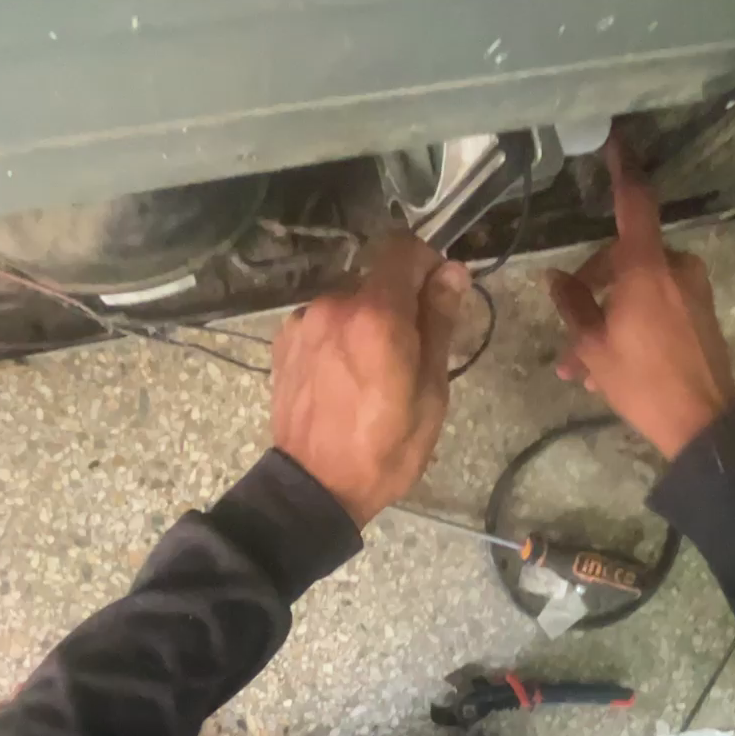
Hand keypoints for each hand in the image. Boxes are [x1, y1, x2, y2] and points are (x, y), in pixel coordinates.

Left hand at [271, 232, 470, 526]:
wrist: (316, 488)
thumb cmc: (386, 449)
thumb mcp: (431, 392)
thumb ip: (438, 323)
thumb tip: (451, 272)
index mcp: (376, 314)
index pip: (403, 247)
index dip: (426, 263)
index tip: (436, 296)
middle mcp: (333, 304)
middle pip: (375, 278)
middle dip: (397, 303)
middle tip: (408, 353)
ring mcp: (303, 322)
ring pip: (347, 302)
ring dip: (365, 322)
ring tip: (371, 373)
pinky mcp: (284, 343)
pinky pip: (322, 323)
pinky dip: (338, 337)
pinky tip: (341, 378)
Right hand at [544, 134, 734, 457]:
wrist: (700, 422)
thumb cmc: (641, 381)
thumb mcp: (594, 347)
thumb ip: (573, 306)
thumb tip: (554, 278)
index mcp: (647, 269)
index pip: (634, 204)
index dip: (622, 171)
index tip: (615, 141)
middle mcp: (675, 270)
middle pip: (625, 258)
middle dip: (592, 289)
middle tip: (568, 332)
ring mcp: (692, 293)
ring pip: (637, 291)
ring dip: (607, 318)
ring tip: (580, 365)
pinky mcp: (700, 316)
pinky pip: (656, 308)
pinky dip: (630, 326)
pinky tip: (607, 366)